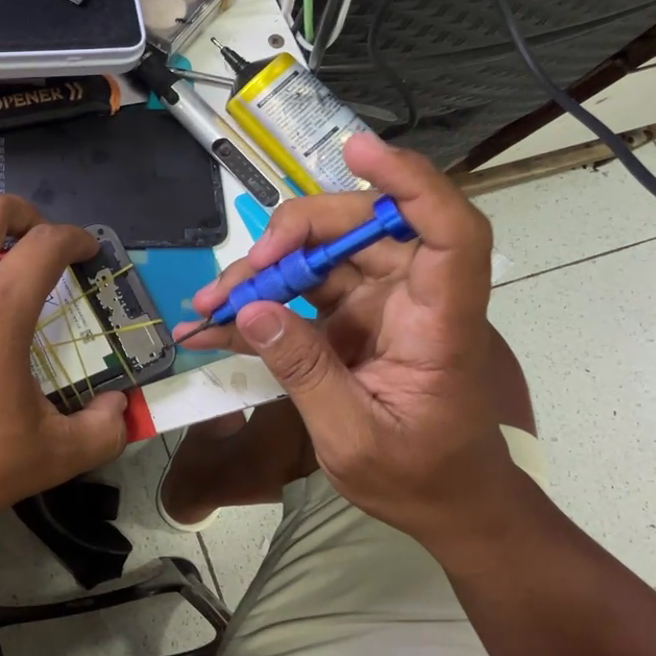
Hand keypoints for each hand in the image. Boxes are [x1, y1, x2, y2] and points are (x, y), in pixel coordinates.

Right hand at [172, 133, 526, 546]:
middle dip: (290, 239)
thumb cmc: (421, 479)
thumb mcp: (354, 439)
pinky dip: (252, 305)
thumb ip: (305, 373)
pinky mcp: (345, 318)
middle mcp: (410, 297)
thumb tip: (249, 311)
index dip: (411, 183)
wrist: (444, 504)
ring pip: (316, 255)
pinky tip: (210, 323)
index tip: (359, 151)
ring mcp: (376, 304)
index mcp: (439, 323)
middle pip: (358, 229)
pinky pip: (295, 293)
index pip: (448, 233)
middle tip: (237, 280)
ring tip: (207, 305)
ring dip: (257, 272)